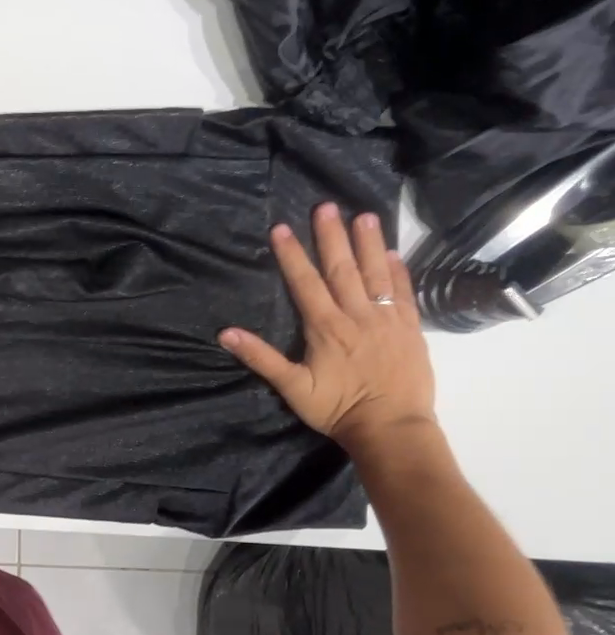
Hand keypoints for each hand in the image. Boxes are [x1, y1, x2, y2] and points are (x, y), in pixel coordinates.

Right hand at [220, 203, 436, 457]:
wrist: (392, 427)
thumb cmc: (336, 409)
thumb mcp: (291, 387)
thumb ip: (261, 357)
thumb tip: (225, 333)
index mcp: (326, 328)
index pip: (305, 283)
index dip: (292, 255)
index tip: (282, 229)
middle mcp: (357, 317)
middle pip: (343, 270)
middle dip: (332, 237)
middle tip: (327, 207)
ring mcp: (387, 321)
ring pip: (377, 274)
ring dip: (370, 244)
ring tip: (365, 216)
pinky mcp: (410, 330)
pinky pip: (403, 294)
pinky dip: (399, 271)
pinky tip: (393, 254)